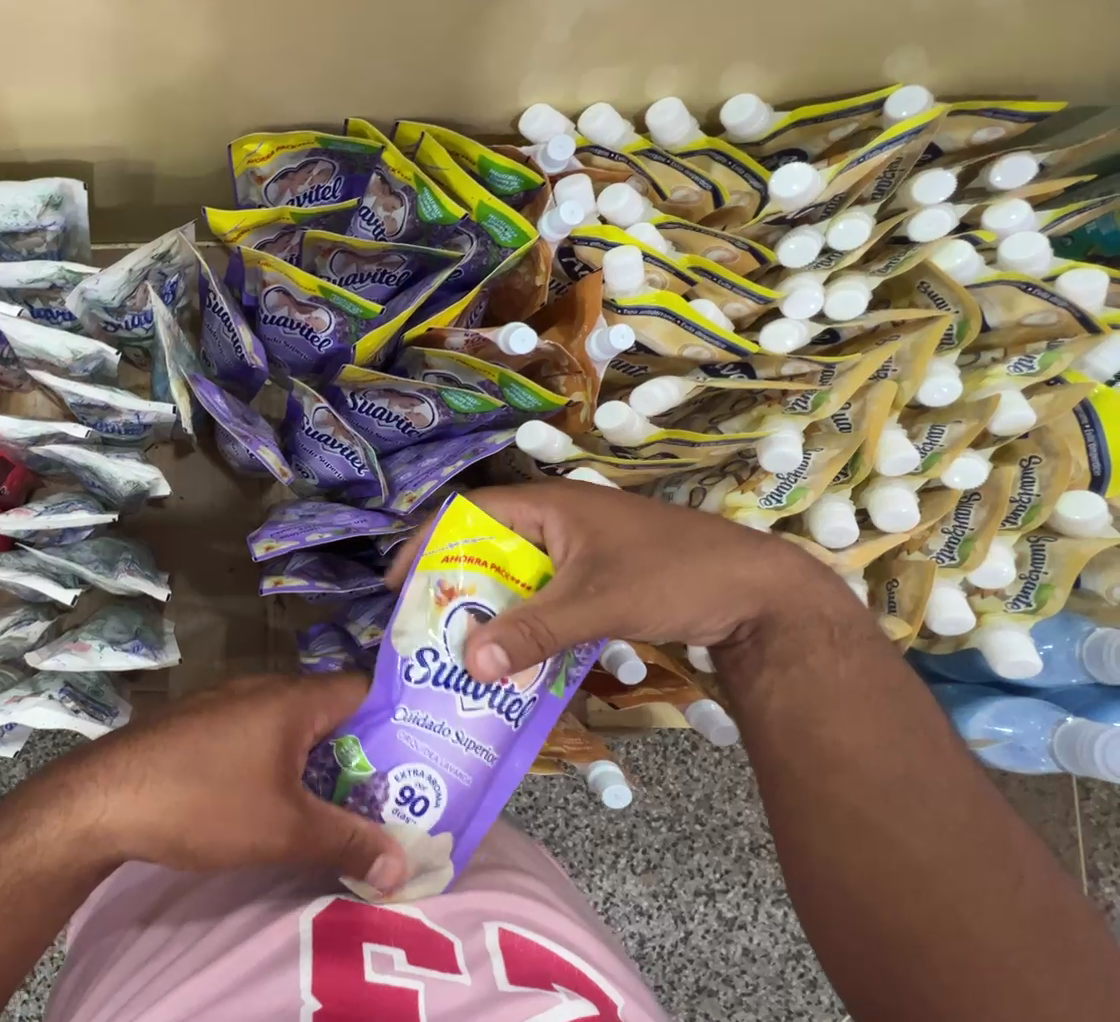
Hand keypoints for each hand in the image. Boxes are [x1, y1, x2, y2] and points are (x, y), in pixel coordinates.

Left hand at [27, 673, 407, 894]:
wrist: (105, 797)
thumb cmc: (205, 802)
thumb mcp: (286, 830)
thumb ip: (349, 842)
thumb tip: (404, 864)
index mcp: (292, 699)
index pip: (363, 691)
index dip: (399, 720)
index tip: (427, 758)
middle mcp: (261, 689)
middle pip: (329, 712)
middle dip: (362, 754)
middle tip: (394, 798)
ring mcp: (226, 705)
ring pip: (291, 728)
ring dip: (319, 764)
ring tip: (346, 808)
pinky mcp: (200, 727)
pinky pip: (258, 738)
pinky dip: (280, 765)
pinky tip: (282, 803)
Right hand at [386, 481, 863, 681]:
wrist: (768, 595)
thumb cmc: (676, 576)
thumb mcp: (596, 604)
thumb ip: (531, 633)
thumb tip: (468, 664)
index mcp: (551, 505)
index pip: (468, 512)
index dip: (428, 543)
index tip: (401, 583)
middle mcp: (559, 520)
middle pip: (487, 546)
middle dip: (455, 584)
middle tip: (428, 623)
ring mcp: (581, 549)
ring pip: (516, 574)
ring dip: (491, 606)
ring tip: (461, 643)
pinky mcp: (599, 575)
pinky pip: (544, 593)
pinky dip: (524, 619)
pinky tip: (514, 652)